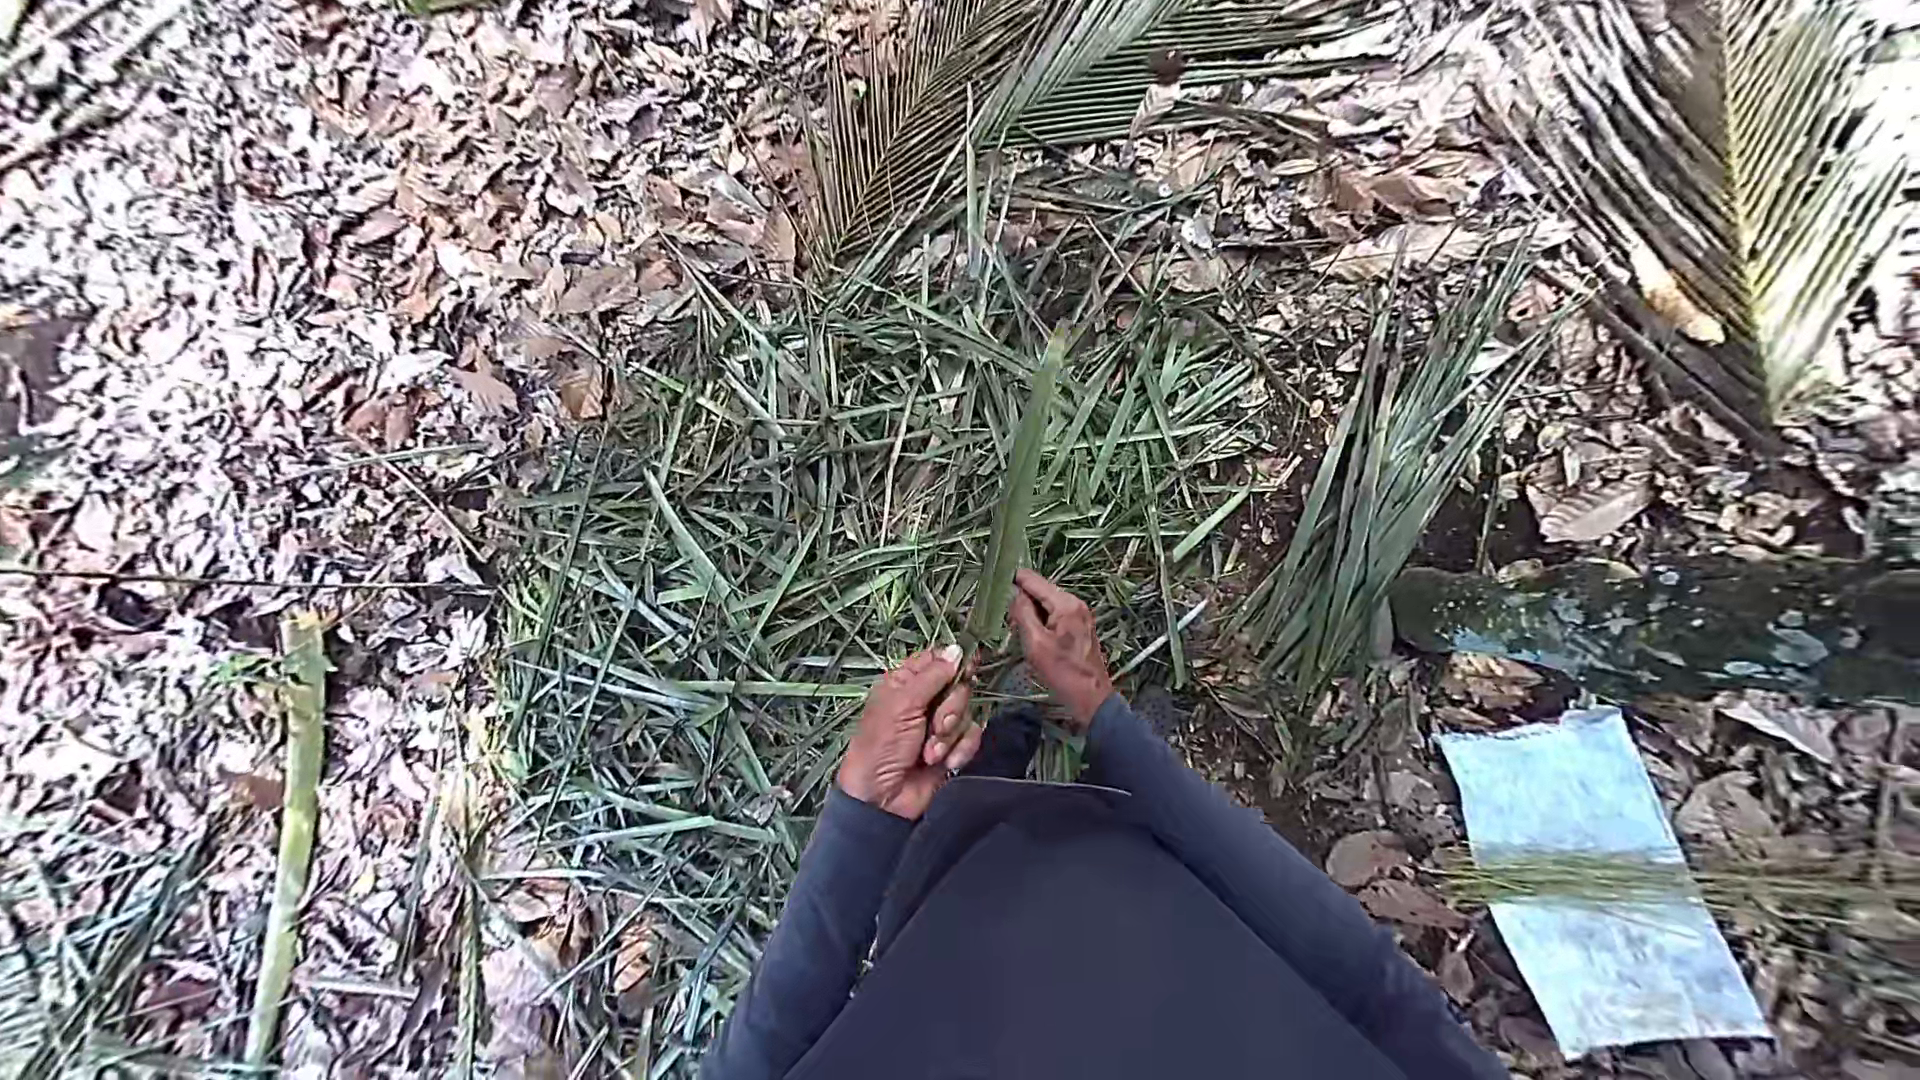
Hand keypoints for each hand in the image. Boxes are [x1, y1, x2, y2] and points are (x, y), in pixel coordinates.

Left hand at [838, 644, 981, 819]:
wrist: (884, 800)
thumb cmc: (879, 749)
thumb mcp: (902, 705)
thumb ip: (932, 676)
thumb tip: (956, 651)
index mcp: (905, 683)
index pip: (937, 660)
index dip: (953, 662)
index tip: (966, 667)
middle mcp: (923, 701)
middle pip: (958, 686)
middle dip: (950, 708)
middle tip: (934, 724)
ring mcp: (938, 725)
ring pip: (966, 712)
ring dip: (950, 734)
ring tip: (930, 750)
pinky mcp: (952, 747)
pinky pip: (972, 736)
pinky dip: (959, 750)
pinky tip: (942, 761)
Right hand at [1008, 568, 1114, 732]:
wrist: (1091, 698)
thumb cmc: (1062, 672)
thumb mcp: (1035, 642)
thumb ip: (1023, 613)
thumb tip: (1013, 592)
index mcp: (1066, 603)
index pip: (1033, 579)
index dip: (1012, 580)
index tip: (992, 584)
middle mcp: (1075, 602)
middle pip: (1039, 590)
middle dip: (1021, 600)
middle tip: (1006, 619)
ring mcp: (1079, 613)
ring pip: (1045, 603)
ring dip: (1029, 613)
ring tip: (1016, 630)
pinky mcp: (1078, 625)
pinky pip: (1053, 614)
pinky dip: (1040, 621)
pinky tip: (1032, 636)